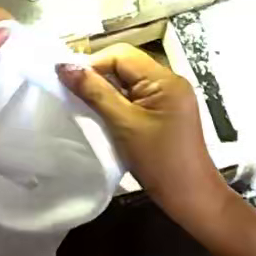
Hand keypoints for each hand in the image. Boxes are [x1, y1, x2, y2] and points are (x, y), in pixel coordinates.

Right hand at [58, 44, 231, 230]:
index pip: (121, 55)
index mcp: (165, 79)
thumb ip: (94, 92)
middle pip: (124, 64)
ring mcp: (169, 97)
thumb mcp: (123, 124)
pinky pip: (135, 95)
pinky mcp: (165, 111)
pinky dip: (117, 102)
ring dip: (106, 90)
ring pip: (128, 80)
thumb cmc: (160, 162)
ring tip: (88, 107)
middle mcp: (170, 81)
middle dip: (98, 76)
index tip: (71, 84)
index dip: (93, 65)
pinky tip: (105, 116)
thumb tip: (64, 66)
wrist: (192, 200)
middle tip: (76, 96)